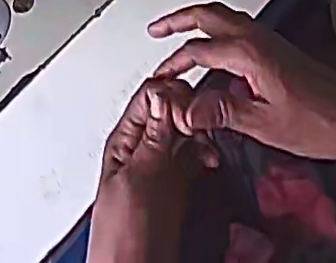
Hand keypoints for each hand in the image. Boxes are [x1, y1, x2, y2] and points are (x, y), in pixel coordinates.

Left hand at [89, 78, 211, 262]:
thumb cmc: (121, 241)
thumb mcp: (136, 181)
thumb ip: (151, 139)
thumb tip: (162, 94)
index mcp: (126, 141)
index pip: (150, 96)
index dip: (171, 94)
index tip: (189, 109)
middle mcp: (145, 150)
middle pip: (170, 110)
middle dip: (190, 110)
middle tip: (203, 123)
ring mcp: (163, 169)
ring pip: (186, 132)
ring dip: (201, 130)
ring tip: (211, 140)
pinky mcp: (179, 188)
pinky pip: (195, 157)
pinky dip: (207, 153)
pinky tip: (214, 159)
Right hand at [150, 2, 335, 162]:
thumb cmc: (320, 122)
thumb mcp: (264, 124)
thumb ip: (222, 112)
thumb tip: (188, 109)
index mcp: (248, 52)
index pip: (196, 51)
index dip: (172, 65)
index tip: (159, 79)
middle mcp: (255, 37)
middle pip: (206, 15)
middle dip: (177, 19)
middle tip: (156, 29)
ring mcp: (266, 39)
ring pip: (221, 17)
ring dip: (196, 20)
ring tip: (177, 32)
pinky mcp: (274, 46)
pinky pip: (235, 27)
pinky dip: (214, 30)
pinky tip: (213, 51)